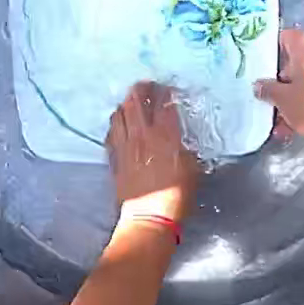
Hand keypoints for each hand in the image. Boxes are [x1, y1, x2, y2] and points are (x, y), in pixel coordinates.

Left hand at [107, 82, 198, 224]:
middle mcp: (142, 135)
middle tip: (147, 87)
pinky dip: (116, 123)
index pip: (164, 103)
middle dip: (142, 89)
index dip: (166, 92)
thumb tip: (178, 137)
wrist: (149, 217)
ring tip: (133, 104)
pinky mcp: (114, 156)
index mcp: (165, 135)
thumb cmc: (177, 195)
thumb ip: (184, 146)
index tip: (169, 89)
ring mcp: (124, 145)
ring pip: (119, 113)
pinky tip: (121, 125)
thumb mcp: (192, 167)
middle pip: (136, 101)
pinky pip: (111, 132)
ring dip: (126, 104)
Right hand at [254, 29, 303, 155]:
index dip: (275, 41)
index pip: (290, 36)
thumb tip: (259, 85)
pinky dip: (295, 111)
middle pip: (292, 64)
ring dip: (284, 99)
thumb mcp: (283, 99)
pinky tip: (284, 130)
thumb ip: (267, 90)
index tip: (261, 54)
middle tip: (259, 90)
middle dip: (275, 78)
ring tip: (269, 116)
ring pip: (298, 85)